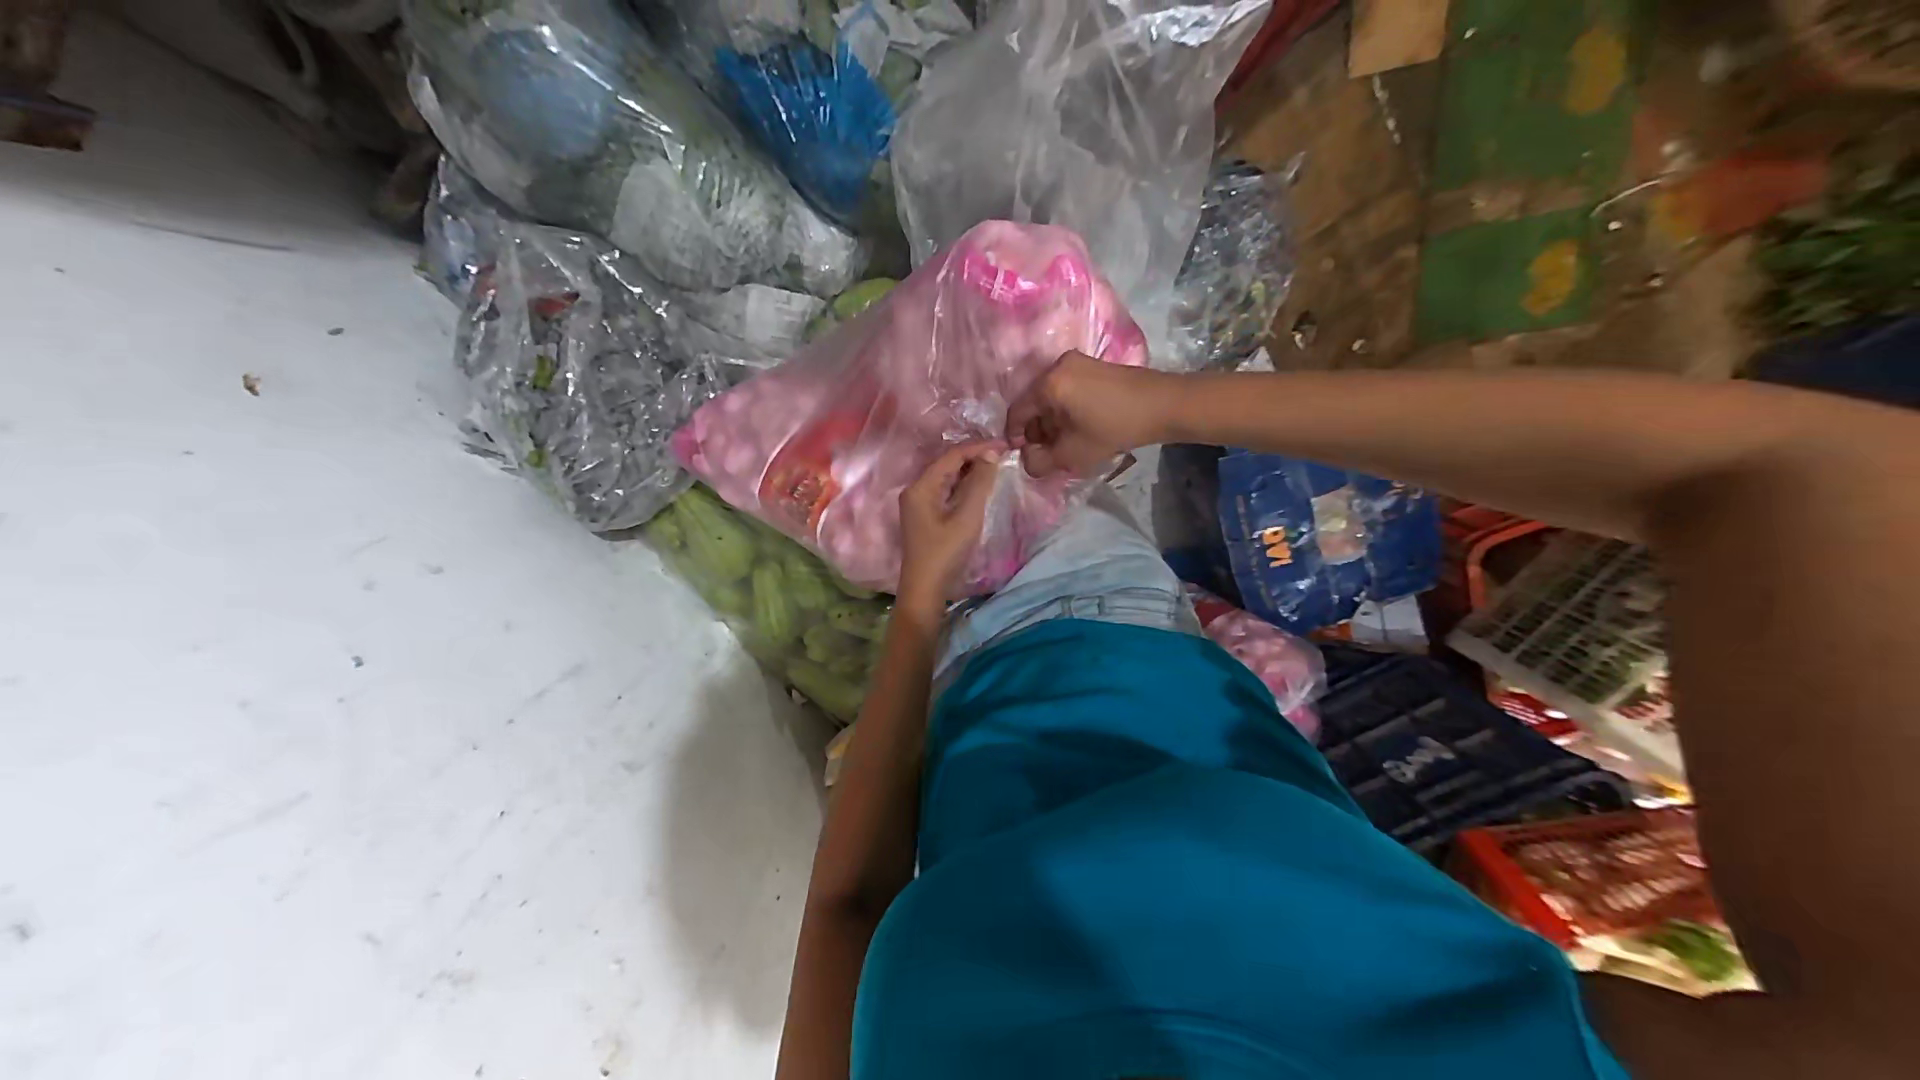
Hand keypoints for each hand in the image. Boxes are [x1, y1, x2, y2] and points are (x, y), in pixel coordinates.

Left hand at [897, 441, 1003, 613]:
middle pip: (947, 464)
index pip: (951, 456)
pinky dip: (963, 485)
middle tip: (1003, 454)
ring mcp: (919, 504)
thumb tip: (990, 454)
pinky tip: (980, 486)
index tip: (1004, 445)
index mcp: (921, 487)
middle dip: (974, 456)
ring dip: (970, 471)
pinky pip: (945, 491)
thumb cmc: (945, 553)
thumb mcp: (967, 517)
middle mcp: (916, 490)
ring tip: (996, 465)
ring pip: (947, 478)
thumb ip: (979, 484)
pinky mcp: (925, 516)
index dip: (978, 447)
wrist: (925, 590)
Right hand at [1005, 351, 1180, 478]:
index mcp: (1048, 383)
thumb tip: (1027, 460)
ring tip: (1065, 443)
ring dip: (1052, 422)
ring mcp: (1078, 363)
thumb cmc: (1113, 428)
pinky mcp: (1094, 367)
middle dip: (1036, 430)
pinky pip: (1067, 390)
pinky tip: (1079, 428)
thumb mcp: (1072, 454)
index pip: (1016, 412)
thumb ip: (1040, 461)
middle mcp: (1058, 366)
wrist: (1163, 405)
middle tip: (1046, 453)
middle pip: (1034, 403)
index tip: (1024, 456)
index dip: (1015, 437)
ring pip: (1051, 398)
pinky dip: (1066, 411)